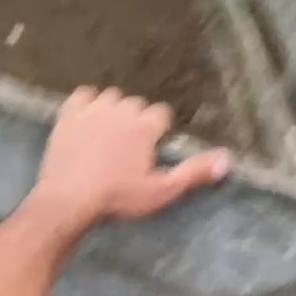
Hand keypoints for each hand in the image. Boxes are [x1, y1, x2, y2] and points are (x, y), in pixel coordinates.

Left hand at [24, 87, 230, 233]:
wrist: (68, 200)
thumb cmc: (117, 198)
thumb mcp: (161, 191)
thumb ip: (193, 173)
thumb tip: (228, 159)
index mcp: (144, 126)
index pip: (161, 114)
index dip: (159, 130)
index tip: (154, 146)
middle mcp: (120, 110)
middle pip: (136, 104)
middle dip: (137, 119)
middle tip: (132, 145)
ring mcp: (92, 111)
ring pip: (110, 97)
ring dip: (114, 110)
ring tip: (111, 131)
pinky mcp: (68, 115)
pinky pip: (82, 95)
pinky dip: (88, 103)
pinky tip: (88, 117)